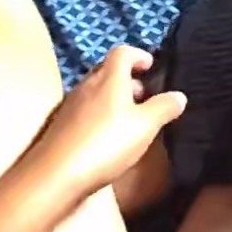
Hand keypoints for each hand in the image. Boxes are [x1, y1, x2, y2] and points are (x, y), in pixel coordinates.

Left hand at [25, 46, 186, 202]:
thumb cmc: (105, 144)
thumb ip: (164, 108)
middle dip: (128, 80)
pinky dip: (98, 118)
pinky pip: (83, 113)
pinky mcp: (57, 129)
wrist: (52, 179)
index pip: (123, 52)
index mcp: (109, 77)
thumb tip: (179, 95)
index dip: (139, 55)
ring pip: (95, 93)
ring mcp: (68, 107)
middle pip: (108, 71)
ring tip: (128, 121)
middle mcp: (86, 85)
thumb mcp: (145, 126)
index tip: (151, 67)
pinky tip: (106, 141)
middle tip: (144, 97)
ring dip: (112, 100)